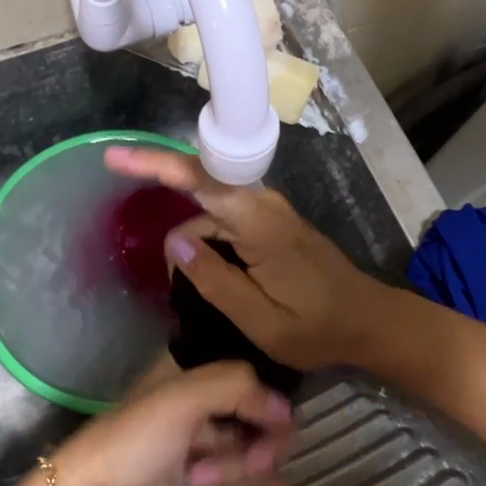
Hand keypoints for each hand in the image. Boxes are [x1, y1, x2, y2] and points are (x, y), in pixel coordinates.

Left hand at [51, 361, 294, 485]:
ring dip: (244, 464)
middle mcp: (197, 396)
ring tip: (208, 480)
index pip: (249, 376)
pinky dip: (254, 479)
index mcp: (191, 370)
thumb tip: (285, 407)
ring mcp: (197, 432)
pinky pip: (236, 466)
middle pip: (254, 411)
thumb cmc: (137, 437)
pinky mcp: (195, 465)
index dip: (271, 402)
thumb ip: (234, 389)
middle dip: (260, 440)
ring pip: (246, 443)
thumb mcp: (182, 401)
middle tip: (256, 464)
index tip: (281, 430)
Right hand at [105, 145, 395, 370]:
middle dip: (159, 190)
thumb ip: (215, 280)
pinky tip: (200, 266)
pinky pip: (222, 215)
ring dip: (186, 231)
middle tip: (134, 222)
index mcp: (258, 223)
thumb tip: (171, 241)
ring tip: (180, 279)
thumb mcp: (262, 320)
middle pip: (196, 184)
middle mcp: (261, 203)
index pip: (198, 180)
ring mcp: (267, 209)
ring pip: (207, 205)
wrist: (370, 322)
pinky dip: (202, 233)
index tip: (115, 157)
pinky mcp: (268, 220)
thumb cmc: (318, 328)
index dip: (153, 164)